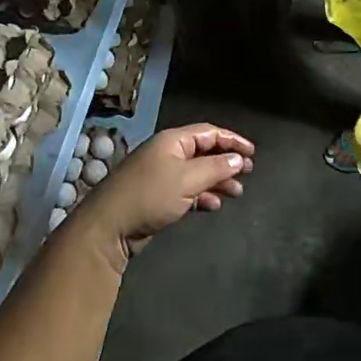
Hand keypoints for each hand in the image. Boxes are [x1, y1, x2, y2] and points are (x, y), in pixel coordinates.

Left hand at [75, 124, 254, 270]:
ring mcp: (161, 175)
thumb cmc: (150, 196)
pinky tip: (214, 205)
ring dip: (217, 181)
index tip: (252, 153)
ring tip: (236, 193)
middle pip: (204, 152)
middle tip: (248, 173)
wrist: (108, 227)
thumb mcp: (187, 180)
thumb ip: (216, 168)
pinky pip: (187, 190)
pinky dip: (202, 195)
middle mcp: (167, 153)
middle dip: (227, 162)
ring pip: (197, 173)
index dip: (232, 140)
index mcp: (173, 141)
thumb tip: (238, 159)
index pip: (209, 133)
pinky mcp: (157, 196)